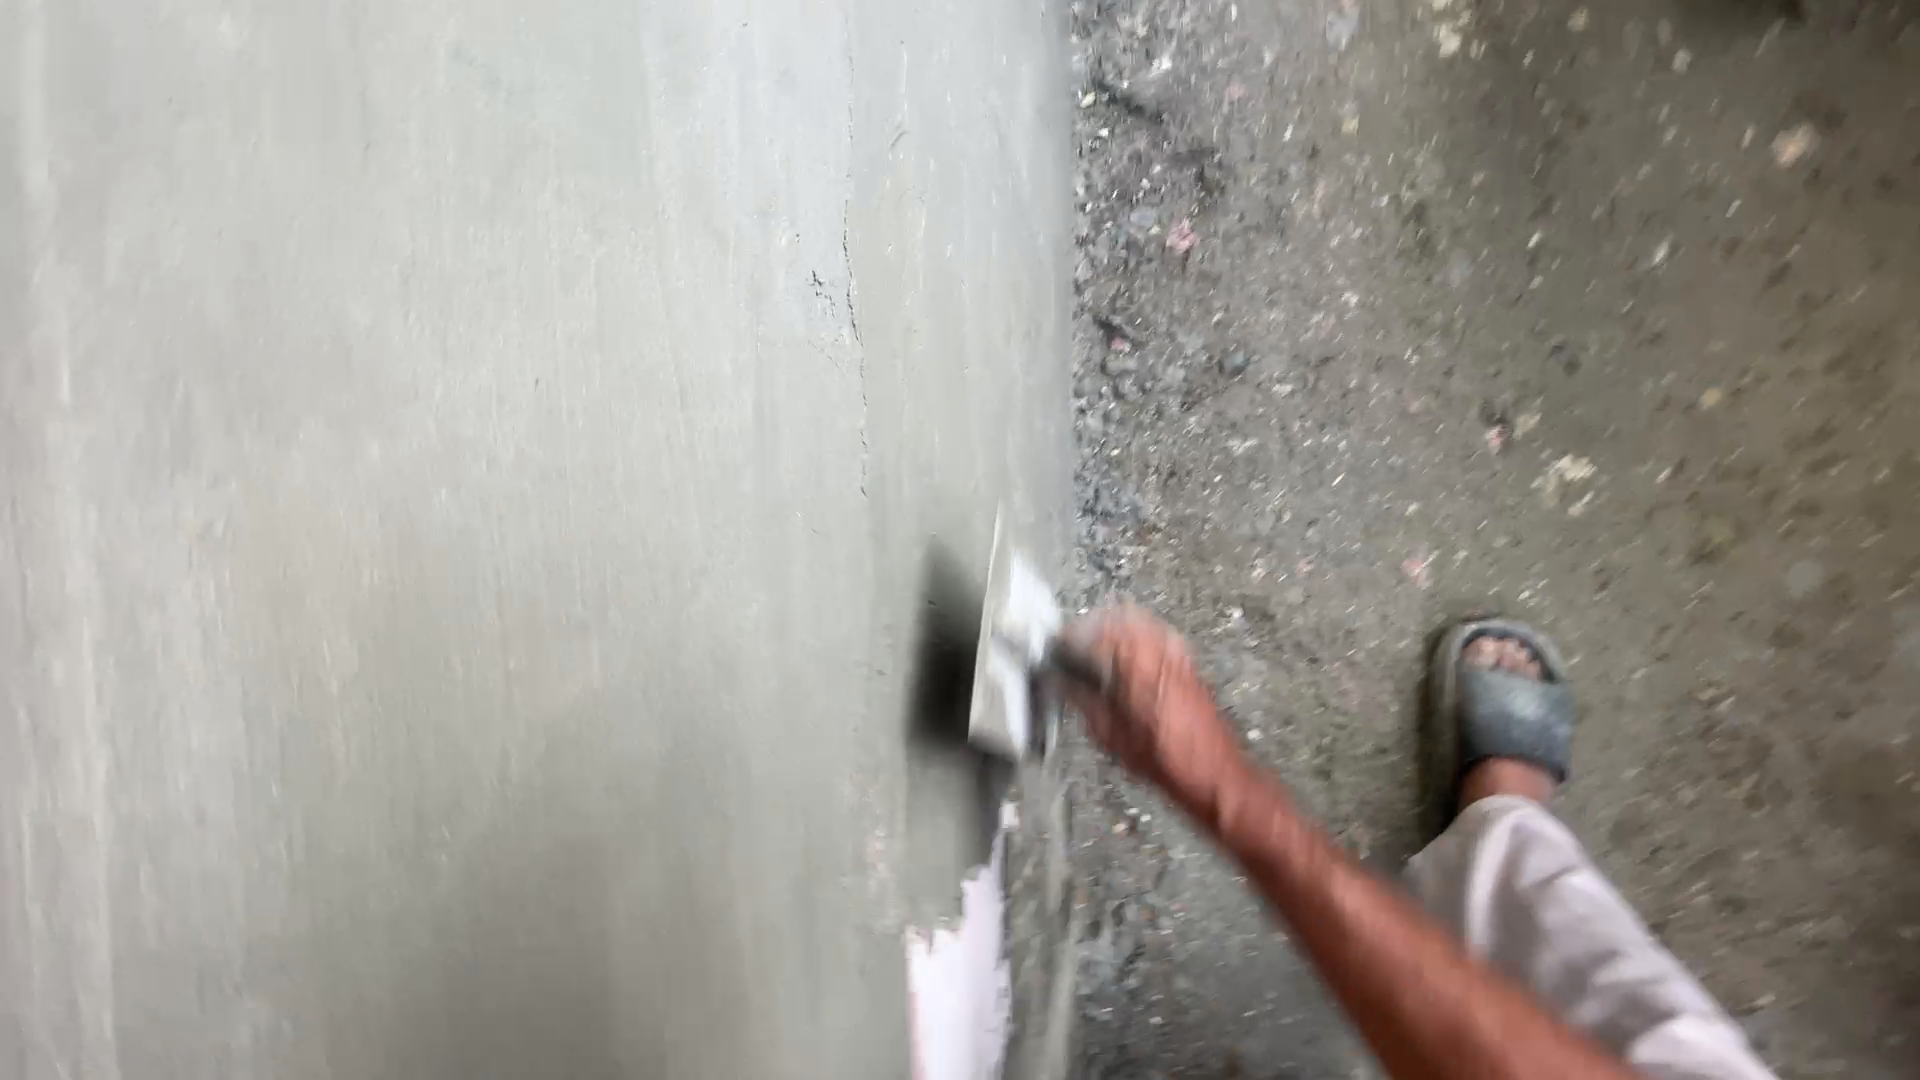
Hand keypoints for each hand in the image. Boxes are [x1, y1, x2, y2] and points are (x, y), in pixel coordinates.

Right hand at [1060, 604, 1247, 812]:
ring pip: (1142, 622)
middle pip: (1120, 619)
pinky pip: (1161, 635)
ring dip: (1117, 626)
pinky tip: (1132, 649)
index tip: (1061, 644)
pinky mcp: (1190, 666)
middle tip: (1077, 637)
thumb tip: (1065, 684)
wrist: (1215, 775)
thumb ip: (1085, 704)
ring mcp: (1178, 659)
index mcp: (1137, 672)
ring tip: (1100, 639)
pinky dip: (1141, 634)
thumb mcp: (1113, 739)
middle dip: (1094, 625)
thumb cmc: (1170, 764)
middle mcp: (1160, 658)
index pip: (1096, 636)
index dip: (1072, 637)